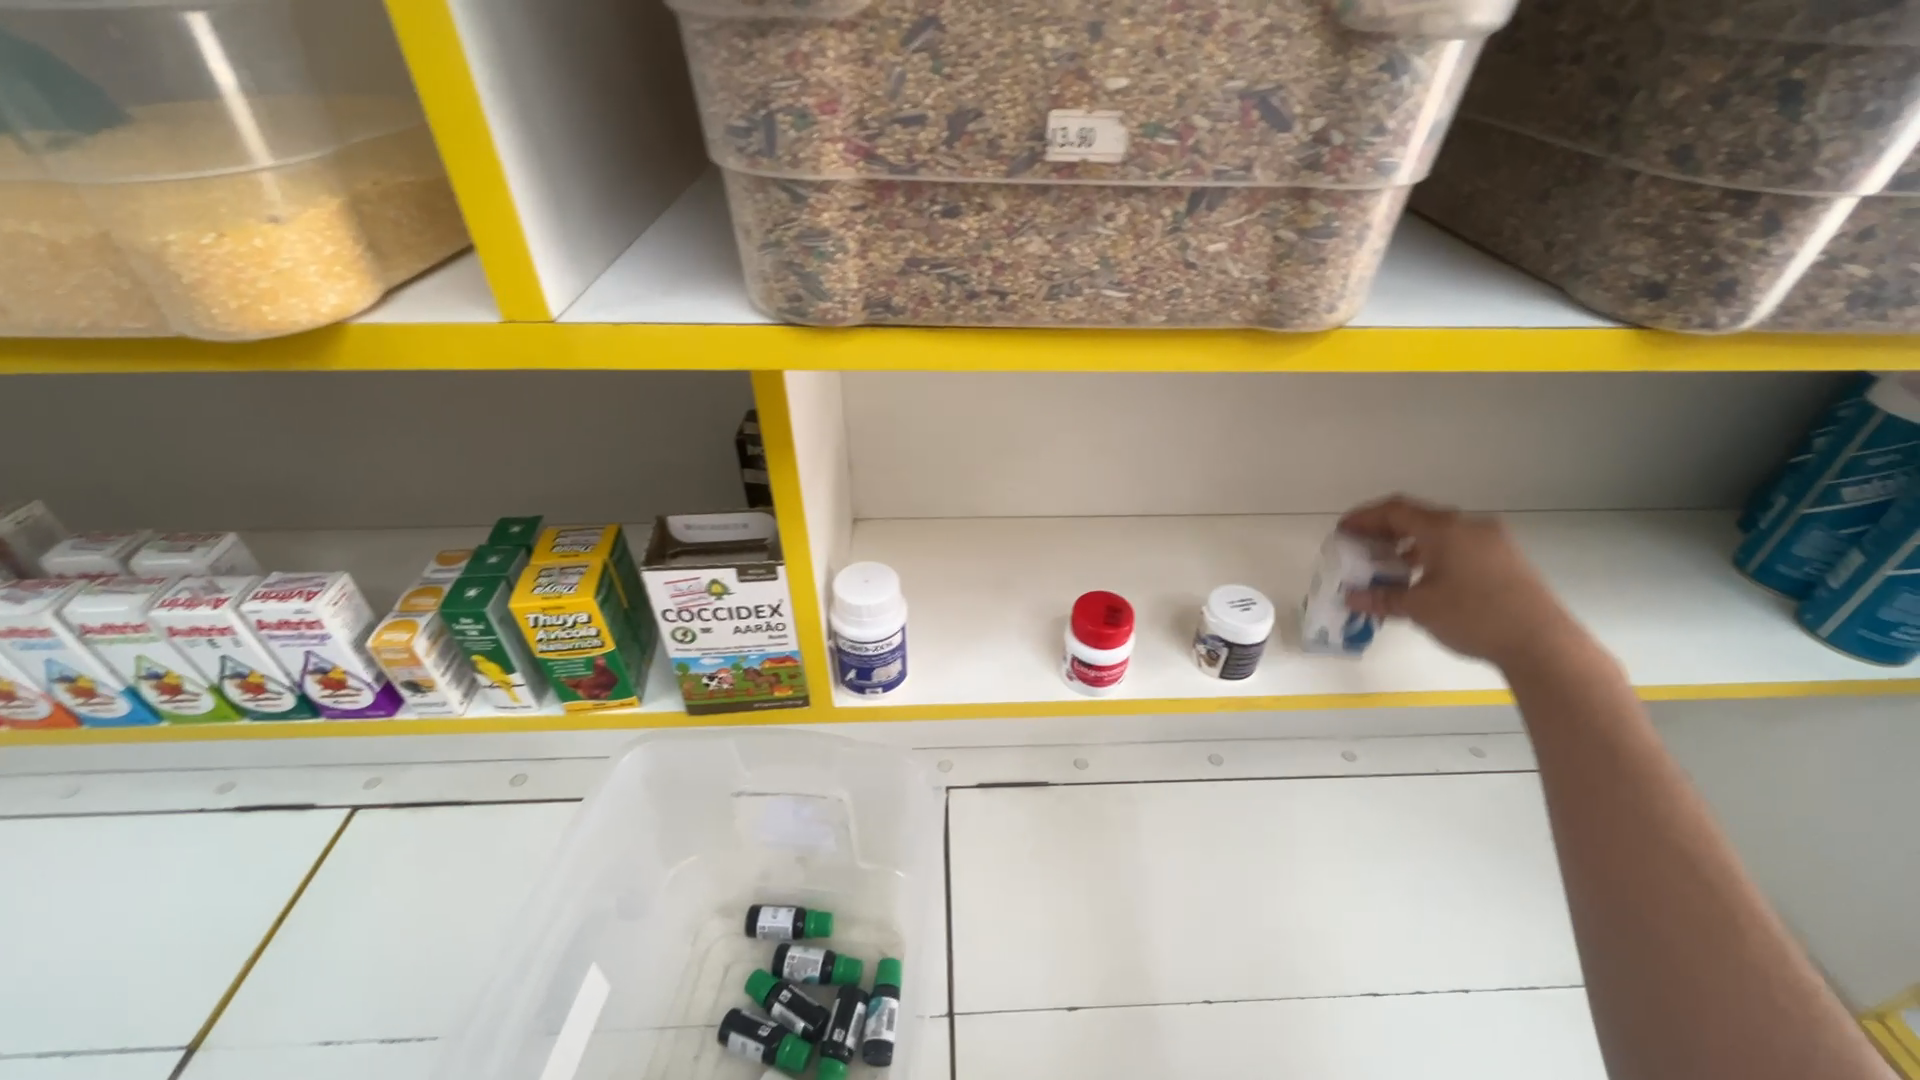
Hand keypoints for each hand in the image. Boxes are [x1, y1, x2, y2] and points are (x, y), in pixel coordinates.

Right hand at [1339, 495, 1586, 669]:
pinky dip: (1434, 555)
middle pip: (1418, 518)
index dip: (1365, 518)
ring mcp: (1492, 541)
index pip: (1395, 511)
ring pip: (1440, 533)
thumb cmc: (1474, 617)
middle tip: (1361, 550)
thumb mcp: (1420, 608)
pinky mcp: (1506, 559)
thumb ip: (1382, 598)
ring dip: (1410, 546)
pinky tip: (1425, 579)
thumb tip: (1352, 596)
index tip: (1343, 531)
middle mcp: (1470, 526)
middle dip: (1385, 532)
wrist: (1542, 642)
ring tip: (1390, 568)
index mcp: (1445, 529)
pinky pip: (1459, 546)